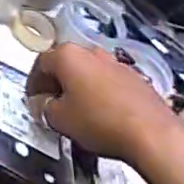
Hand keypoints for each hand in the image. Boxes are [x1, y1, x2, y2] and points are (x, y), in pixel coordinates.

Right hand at [28, 42, 182, 163]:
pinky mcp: (134, 76)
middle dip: (57, 83)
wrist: (150, 131)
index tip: (33, 100)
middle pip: (65, 63)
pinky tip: (103, 114)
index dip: (34, 83)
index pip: (41, 63)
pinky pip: (107, 81)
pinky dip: (100, 93)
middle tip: (52, 105)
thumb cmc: (99, 121)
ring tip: (78, 111)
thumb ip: (45, 108)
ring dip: (79, 87)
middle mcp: (90, 51)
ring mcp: (114, 61)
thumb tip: (43, 104)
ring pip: (88, 71)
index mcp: (68, 55)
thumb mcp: (61, 120)